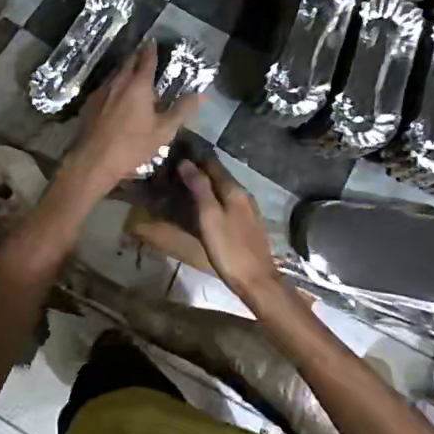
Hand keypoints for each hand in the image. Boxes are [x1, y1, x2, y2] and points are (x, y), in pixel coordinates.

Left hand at [61, 42, 201, 197]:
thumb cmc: (132, 145)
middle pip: (128, 62)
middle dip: (136, 55)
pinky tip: (114, 93)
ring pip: (114, 73)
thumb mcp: (163, 131)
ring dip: (124, 68)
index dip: (151, 50)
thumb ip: (181, 110)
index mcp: (138, 85)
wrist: (92, 160)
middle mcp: (118, 82)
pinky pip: (104, 86)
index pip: (146, 60)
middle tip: (143, 52)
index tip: (153, 41)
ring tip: (131, 70)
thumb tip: (199, 95)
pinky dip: (113, 84)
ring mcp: (101, 92)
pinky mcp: (89, 103)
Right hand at [178, 158, 283, 304]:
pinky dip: (215, 198)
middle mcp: (244, 194)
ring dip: (208, 184)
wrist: (256, 280)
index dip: (195, 157)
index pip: (213, 164)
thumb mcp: (209, 217)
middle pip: (220, 175)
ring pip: (225, 189)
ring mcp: (249, 209)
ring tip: (188, 186)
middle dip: (200, 170)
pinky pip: (229, 202)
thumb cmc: (229, 248)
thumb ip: (200, 188)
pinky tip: (206, 206)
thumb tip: (186, 162)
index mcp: (235, 190)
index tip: (177, 153)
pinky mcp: (249, 224)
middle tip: (178, 170)